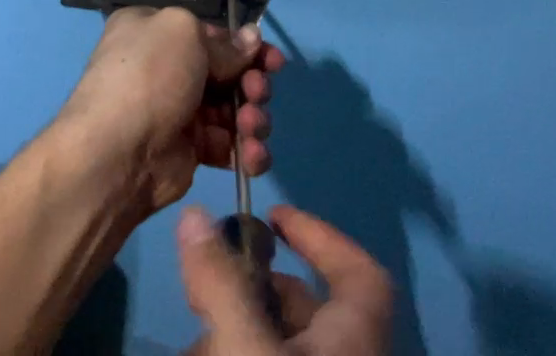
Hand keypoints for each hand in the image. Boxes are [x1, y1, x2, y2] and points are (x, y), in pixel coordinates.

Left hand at [53, 6, 284, 216]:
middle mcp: (165, 67)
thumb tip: (250, 39)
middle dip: (252, 83)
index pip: (211, 33)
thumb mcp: (183, 34)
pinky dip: (246, 151)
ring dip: (253, 118)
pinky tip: (251, 156)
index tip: (274, 60)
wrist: (116, 151)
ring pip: (234, 109)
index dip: (246, 47)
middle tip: (257, 92)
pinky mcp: (190, 149)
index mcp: (154, 30)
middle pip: (228, 72)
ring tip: (249, 127)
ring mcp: (178, 109)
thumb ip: (221, 40)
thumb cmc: (147, 77)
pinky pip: (229, 145)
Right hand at [177, 205, 392, 355]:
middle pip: (308, 305)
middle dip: (252, 285)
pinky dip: (235, 349)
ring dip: (233, 324)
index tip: (272, 215)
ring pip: (280, 340)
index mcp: (357, 339)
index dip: (319, 236)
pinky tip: (200, 352)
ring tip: (194, 333)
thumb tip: (195, 215)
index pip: (361, 272)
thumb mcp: (246, 347)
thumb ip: (221, 282)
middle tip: (203, 283)